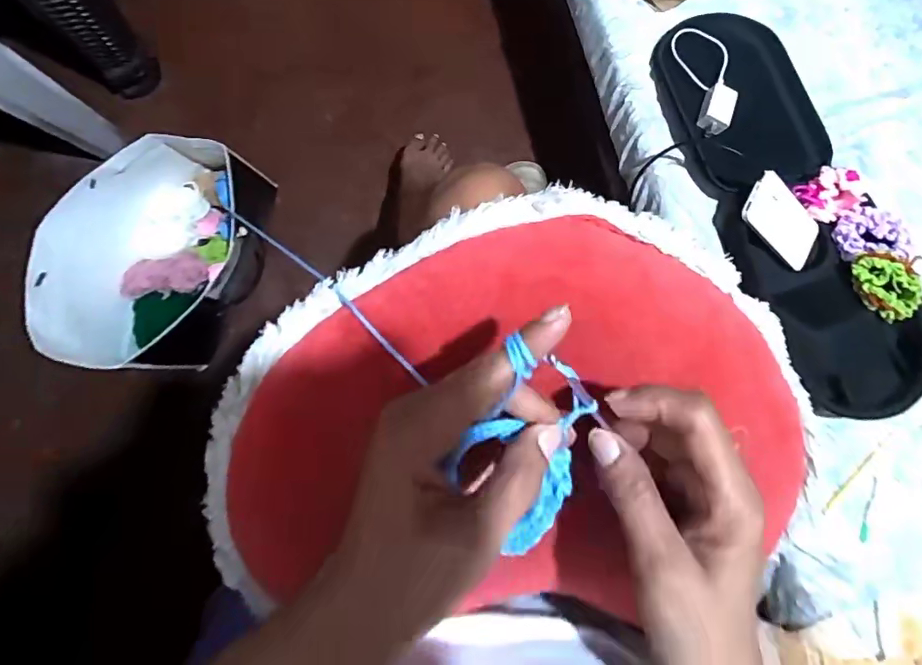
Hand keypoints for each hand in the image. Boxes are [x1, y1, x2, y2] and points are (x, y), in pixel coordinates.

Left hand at [218, 306, 573, 664]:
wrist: (358, 607)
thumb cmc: (414, 577)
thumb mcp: (478, 535)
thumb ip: (519, 476)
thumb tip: (553, 429)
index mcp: (418, 428)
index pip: (486, 375)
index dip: (527, 344)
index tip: (563, 313)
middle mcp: (411, 410)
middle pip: (486, 385)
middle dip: (528, 408)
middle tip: (562, 447)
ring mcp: (409, 420)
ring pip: (478, 398)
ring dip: (514, 419)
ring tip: (548, 451)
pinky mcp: (415, 434)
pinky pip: (465, 416)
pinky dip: (495, 430)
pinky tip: (518, 453)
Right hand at [589, 387, 764, 664]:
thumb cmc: (693, 626)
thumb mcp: (659, 563)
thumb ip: (632, 494)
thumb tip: (598, 433)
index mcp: (734, 493)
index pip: (699, 417)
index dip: (654, 401)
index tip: (607, 408)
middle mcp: (725, 482)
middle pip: (684, 422)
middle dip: (639, 415)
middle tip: (595, 428)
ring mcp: (708, 492)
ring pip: (670, 438)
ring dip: (633, 432)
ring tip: (597, 444)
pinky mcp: (690, 504)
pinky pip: (660, 462)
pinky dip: (633, 454)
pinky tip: (609, 463)